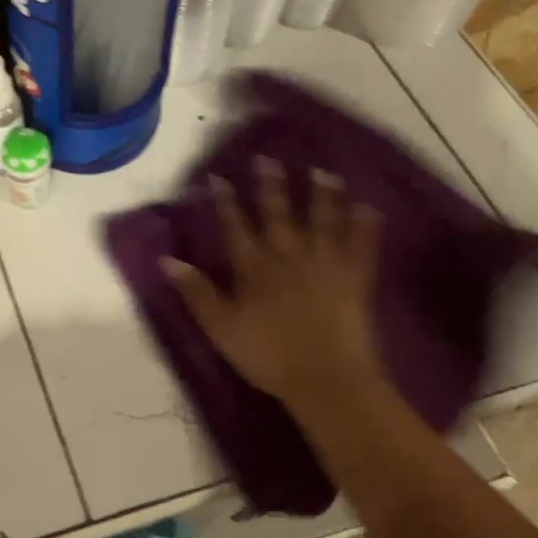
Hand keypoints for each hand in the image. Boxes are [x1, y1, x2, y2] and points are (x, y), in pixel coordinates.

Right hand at [162, 160, 384, 408]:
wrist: (326, 379)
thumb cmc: (267, 356)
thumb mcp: (221, 327)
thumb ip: (196, 292)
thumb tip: (167, 260)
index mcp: (254, 269)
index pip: (236, 228)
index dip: (226, 202)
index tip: (219, 177)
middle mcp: (289, 257)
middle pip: (279, 215)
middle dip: (272, 186)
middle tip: (269, 158)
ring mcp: (326, 265)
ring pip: (323, 221)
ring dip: (323, 196)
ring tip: (323, 172)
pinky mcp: (355, 279)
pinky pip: (363, 247)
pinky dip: (367, 227)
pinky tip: (370, 208)